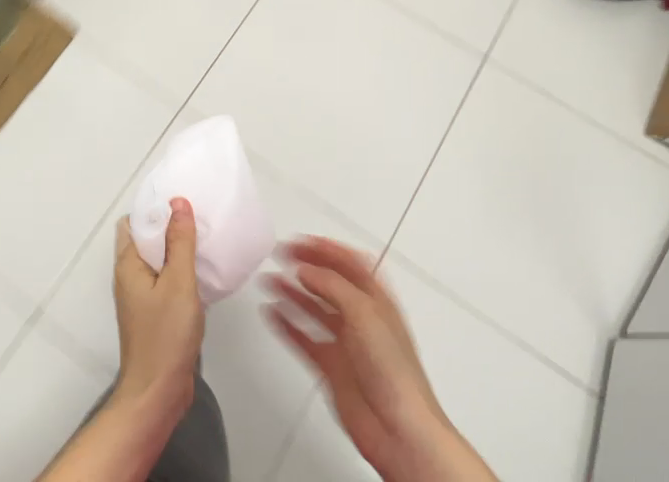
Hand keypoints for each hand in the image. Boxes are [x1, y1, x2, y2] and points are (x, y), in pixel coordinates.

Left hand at [111, 197, 204, 423]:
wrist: (158, 390)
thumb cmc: (166, 334)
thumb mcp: (178, 283)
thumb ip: (180, 243)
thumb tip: (178, 202)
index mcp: (128, 265)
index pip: (134, 222)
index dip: (155, 208)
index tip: (182, 199)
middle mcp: (129, 277)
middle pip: (146, 240)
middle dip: (169, 226)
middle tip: (198, 217)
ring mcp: (141, 297)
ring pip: (158, 261)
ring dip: (177, 250)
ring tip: (205, 239)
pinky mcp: (154, 313)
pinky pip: (166, 280)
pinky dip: (181, 271)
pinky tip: (203, 272)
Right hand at [265, 237, 496, 481]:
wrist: (397, 428)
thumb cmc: (396, 375)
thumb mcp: (365, 315)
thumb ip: (333, 287)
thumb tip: (307, 270)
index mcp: (377, 300)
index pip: (351, 263)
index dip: (328, 248)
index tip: (303, 240)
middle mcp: (361, 318)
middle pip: (331, 282)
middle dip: (307, 265)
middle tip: (283, 254)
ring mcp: (345, 342)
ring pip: (314, 308)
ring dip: (293, 291)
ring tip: (271, 278)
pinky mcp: (331, 366)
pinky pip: (304, 337)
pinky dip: (287, 324)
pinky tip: (273, 313)